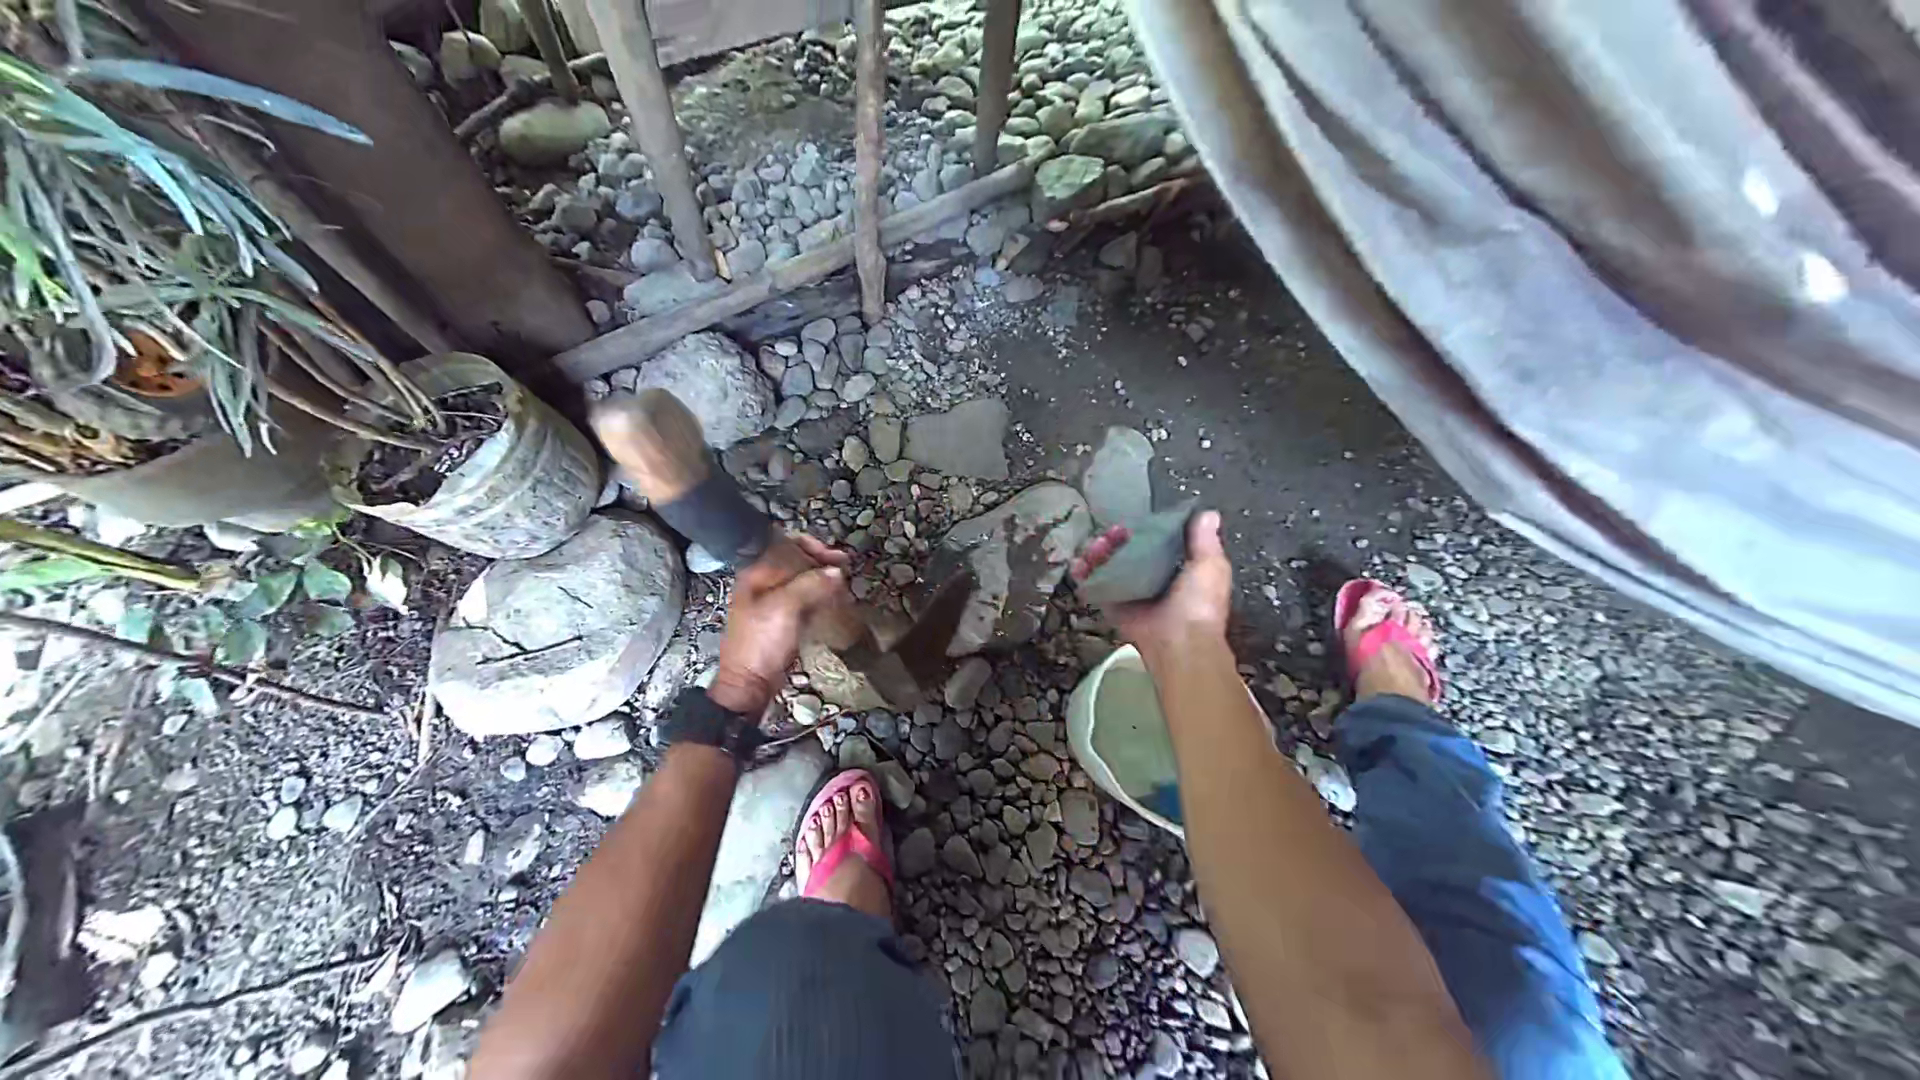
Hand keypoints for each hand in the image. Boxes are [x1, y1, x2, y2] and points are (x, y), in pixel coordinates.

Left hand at [708, 533, 851, 713]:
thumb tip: (837, 571)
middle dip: (822, 563)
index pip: (785, 545)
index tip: (834, 556)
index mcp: (755, 573)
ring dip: (824, 580)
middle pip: (796, 562)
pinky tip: (836, 600)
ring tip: (845, 585)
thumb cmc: (761, 641)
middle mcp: (763, 583)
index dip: (811, 546)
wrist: (749, 684)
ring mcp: (773, 602)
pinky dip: (821, 597)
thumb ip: (811, 583)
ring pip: (803, 581)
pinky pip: (805, 600)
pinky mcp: (784, 620)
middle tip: (845, 568)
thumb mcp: (785, 607)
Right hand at [1071, 510, 1232, 658]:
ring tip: (1096, 547)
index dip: (1140, 529)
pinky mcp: (1111, 605)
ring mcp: (1128, 592)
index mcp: (1175, 568)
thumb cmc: (1199, 603)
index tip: (1132, 522)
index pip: (1152, 541)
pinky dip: (1083, 574)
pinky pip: (1093, 585)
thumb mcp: (1211, 566)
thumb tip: (1208, 513)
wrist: (1180, 641)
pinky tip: (1079, 563)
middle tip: (1111, 534)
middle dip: (1114, 539)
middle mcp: (1150, 578)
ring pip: (1106, 565)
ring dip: (1097, 552)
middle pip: (1124, 551)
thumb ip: (1204, 540)